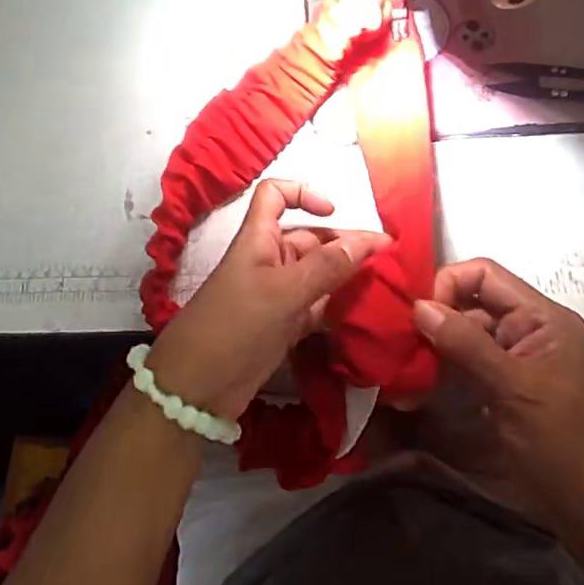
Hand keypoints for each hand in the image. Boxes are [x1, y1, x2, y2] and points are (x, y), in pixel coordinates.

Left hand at [148, 180, 388, 420]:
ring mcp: (277, 294)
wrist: (196, 390)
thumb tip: (370, 241)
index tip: (334, 212)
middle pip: (310, 239)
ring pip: (318, 275)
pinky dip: (338, 308)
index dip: (304, 194)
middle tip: (387, 261)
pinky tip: (364, 314)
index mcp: (259, 239)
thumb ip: (328, 267)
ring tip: (384, 286)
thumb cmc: (234, 326)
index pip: (276, 195)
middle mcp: (269, 260)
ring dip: (346, 278)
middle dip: (344, 245)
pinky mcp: (284, 325)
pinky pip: (317, 307)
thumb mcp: (283, 292)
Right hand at [413, 259, 583, 532]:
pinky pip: (467, 366)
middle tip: (396, 342)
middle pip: (472, 303)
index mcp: (543, 318)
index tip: (416, 315)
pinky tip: (414, 387)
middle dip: (434, 318)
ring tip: (398, 366)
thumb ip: (466, 344)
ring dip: (433, 347)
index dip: (448, 284)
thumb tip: (419, 306)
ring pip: (465, 336)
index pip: (486, 275)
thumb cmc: (565, 446)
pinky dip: (442, 371)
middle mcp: (529, 331)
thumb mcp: (515, 390)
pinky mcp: (504, 390)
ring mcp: (516, 361)